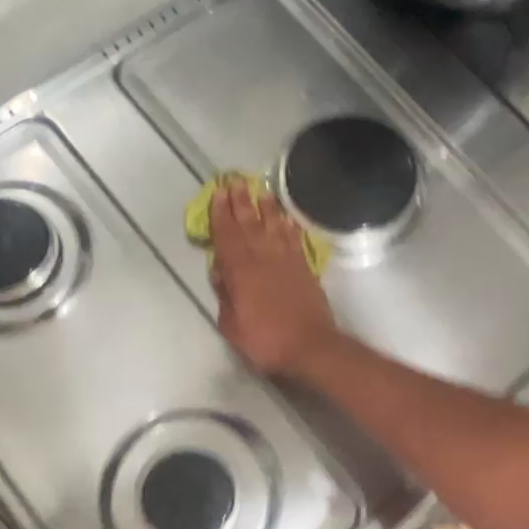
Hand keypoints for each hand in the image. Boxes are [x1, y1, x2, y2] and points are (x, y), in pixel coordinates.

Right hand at [207, 180, 339, 375]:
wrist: (310, 347)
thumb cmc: (265, 341)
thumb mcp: (232, 325)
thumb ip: (224, 295)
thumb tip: (218, 270)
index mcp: (241, 272)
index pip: (227, 236)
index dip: (221, 214)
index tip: (217, 194)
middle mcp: (264, 259)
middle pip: (250, 224)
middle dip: (241, 202)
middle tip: (236, 181)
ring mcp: (287, 262)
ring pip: (274, 227)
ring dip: (266, 208)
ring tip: (261, 191)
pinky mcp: (304, 268)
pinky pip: (294, 240)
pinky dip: (288, 226)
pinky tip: (285, 218)